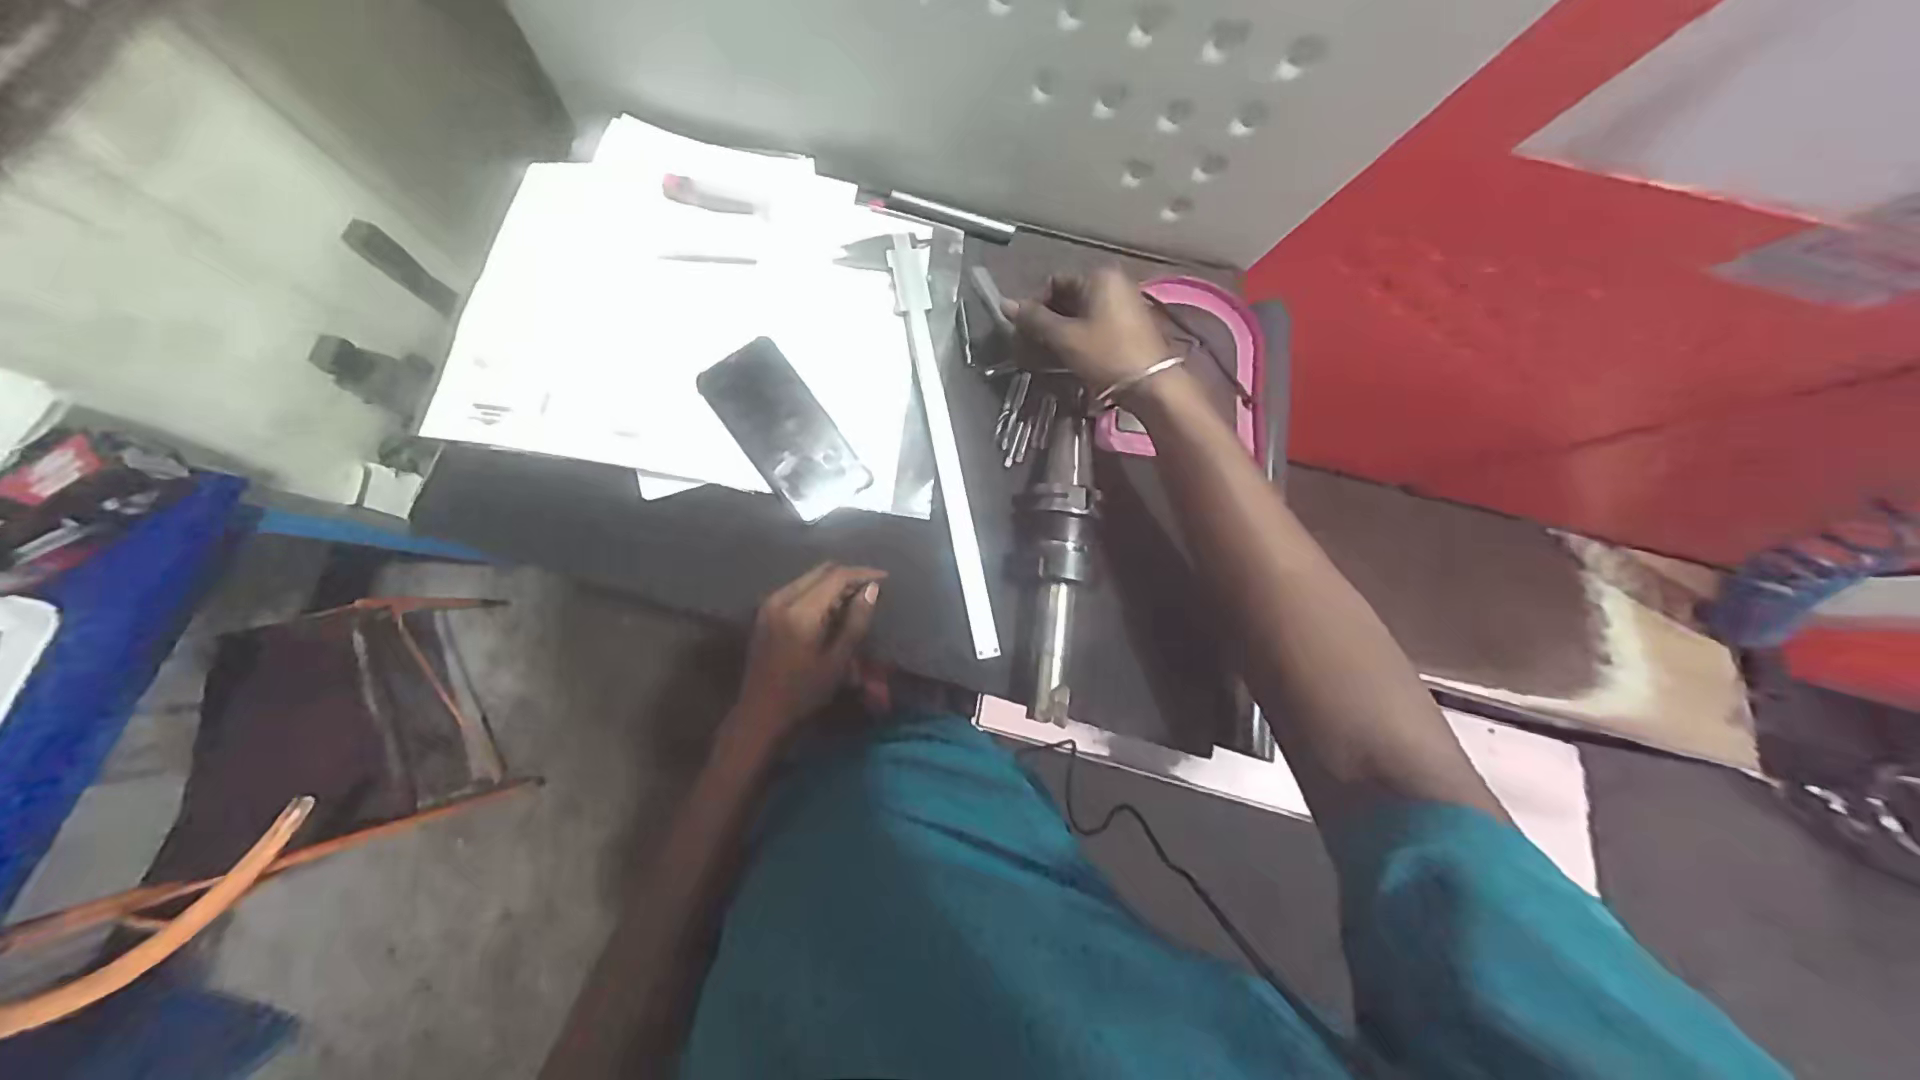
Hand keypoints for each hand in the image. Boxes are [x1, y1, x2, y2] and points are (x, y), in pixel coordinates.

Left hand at [725, 563, 885, 752]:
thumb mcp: (837, 662)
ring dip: (833, 583)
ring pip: (808, 579)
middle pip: (821, 572)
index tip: (885, 578)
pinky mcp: (764, 614)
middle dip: (849, 575)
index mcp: (800, 611)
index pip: (836, 577)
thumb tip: (872, 590)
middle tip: (871, 588)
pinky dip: (817, 592)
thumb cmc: (803, 694)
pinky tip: (832, 608)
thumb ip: (856, 622)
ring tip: (855, 598)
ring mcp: (769, 605)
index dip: (863, 574)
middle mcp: (781, 599)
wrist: (759, 715)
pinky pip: (797, 590)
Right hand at [1002, 266, 1170, 391]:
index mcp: (1098, 276)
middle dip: (1049, 319)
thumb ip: (1034, 320)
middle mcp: (1114, 281)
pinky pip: (1097, 321)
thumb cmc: (1106, 355)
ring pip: (1082, 311)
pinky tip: (1074, 354)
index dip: (1035, 306)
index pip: (1054, 283)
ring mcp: (1125, 302)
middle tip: (1036, 345)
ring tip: (1052, 352)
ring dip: (1063, 329)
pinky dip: (1081, 334)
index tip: (1026, 332)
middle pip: (1068, 296)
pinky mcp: (1130, 322)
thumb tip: (1005, 304)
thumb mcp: (1065, 338)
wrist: (1151, 384)